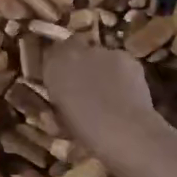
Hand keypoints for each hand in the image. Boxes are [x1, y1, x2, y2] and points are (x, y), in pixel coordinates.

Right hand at [43, 41, 171, 168]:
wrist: (124, 129)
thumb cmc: (85, 130)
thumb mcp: (60, 121)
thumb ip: (55, 105)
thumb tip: (55, 105)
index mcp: (52, 66)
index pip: (50, 53)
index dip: (58, 65)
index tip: (62, 78)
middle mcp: (75, 51)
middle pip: (74, 46)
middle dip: (78, 60)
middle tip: (85, 81)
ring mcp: (102, 51)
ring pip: (99, 54)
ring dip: (101, 66)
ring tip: (110, 89)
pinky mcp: (126, 57)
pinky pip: (120, 61)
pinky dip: (121, 72)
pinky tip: (126, 90)